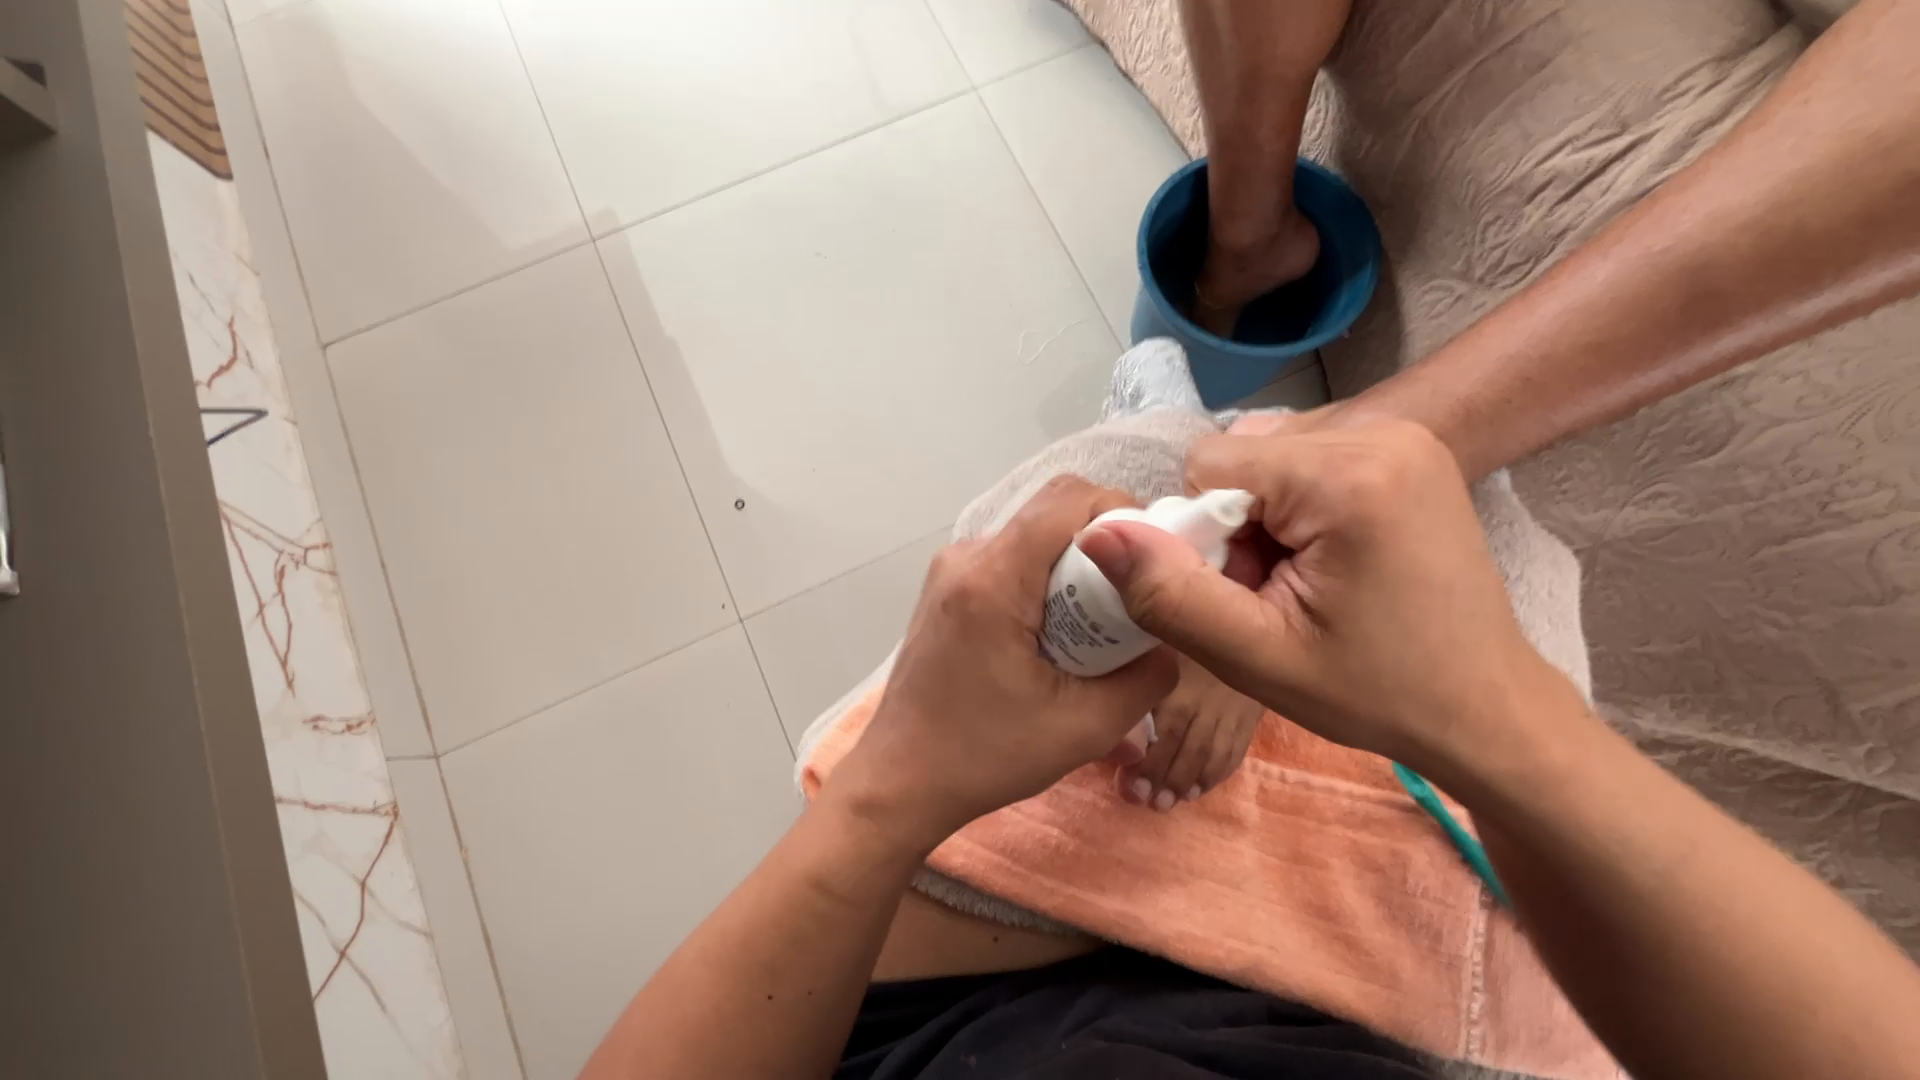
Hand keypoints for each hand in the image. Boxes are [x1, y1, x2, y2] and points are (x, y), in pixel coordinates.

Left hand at [829, 477, 1178, 847]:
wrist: (902, 780)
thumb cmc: (985, 757)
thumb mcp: (1084, 727)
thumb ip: (1147, 677)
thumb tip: (1173, 638)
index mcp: (993, 579)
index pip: (1069, 499)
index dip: (1122, 513)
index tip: (1152, 562)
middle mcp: (965, 558)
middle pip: (1052, 513)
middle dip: (1104, 545)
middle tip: (1132, 601)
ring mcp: (950, 570)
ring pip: (1033, 537)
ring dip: (1074, 567)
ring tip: (1098, 627)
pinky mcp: (947, 588)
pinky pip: (1011, 560)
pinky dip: (1045, 582)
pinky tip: (1057, 636)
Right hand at [1075, 418, 1555, 768]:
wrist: (1485, 706)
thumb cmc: (1375, 691)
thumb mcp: (1255, 657)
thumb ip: (1169, 593)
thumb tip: (1097, 530)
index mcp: (1348, 473)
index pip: (1209, 463)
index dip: (1204, 533)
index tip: (1247, 591)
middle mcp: (1380, 430)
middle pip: (1240, 454)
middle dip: (1235, 524)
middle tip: (1277, 593)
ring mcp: (1401, 434)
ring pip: (1267, 454)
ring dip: (1261, 516)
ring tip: (1302, 579)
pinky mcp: (1406, 449)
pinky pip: (1305, 457)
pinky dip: (1294, 505)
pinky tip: (1325, 558)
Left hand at [1117, 654, 1265, 811]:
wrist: (1241, 633)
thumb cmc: (1183, 643)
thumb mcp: (1159, 655)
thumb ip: (1140, 682)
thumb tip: (1112, 718)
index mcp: (1179, 690)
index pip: (1165, 734)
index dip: (1150, 764)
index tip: (1132, 787)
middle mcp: (1205, 706)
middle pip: (1188, 751)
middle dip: (1169, 781)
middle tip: (1153, 804)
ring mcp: (1231, 714)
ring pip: (1212, 756)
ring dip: (1192, 783)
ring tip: (1174, 802)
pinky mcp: (1249, 719)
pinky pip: (1234, 753)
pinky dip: (1217, 775)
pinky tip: (1200, 789)